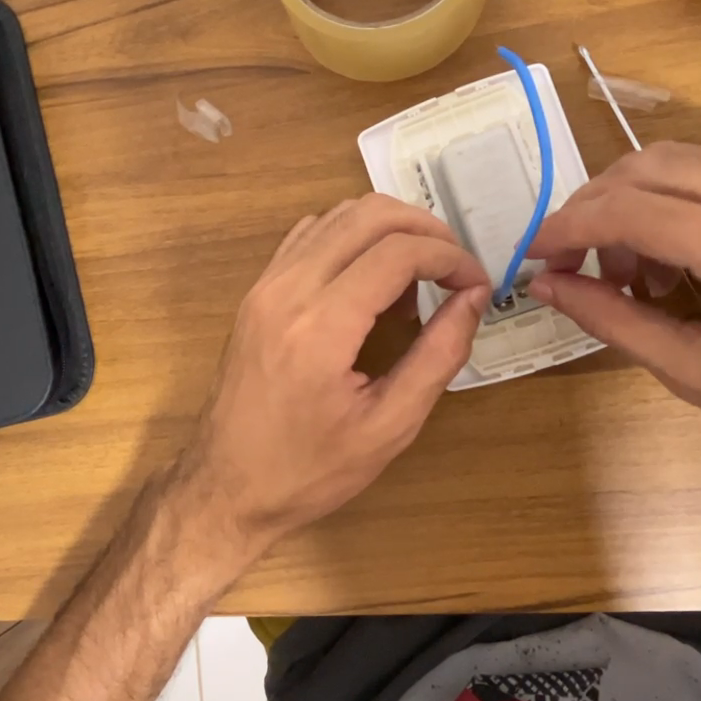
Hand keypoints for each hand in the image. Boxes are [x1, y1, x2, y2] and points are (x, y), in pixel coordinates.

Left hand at [174, 194, 489, 556]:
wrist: (225, 486)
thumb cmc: (308, 471)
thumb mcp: (388, 428)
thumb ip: (438, 356)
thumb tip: (474, 297)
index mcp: (320, 327)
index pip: (398, 252)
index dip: (450, 257)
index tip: (476, 285)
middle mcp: (287, 290)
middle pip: (368, 214)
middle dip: (425, 229)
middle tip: (454, 270)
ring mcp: (264, 285)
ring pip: (336, 216)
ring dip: (387, 231)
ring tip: (415, 282)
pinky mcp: (255, 292)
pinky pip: (309, 236)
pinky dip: (350, 238)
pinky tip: (369, 281)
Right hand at [525, 142, 700, 473]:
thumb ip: (615, 321)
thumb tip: (547, 285)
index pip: (635, 211)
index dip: (569, 228)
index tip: (533, 256)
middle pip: (651, 166)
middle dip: (592, 208)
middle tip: (570, 264)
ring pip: (680, 160)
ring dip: (629, 204)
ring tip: (626, 272)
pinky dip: (669, 204)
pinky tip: (668, 256)